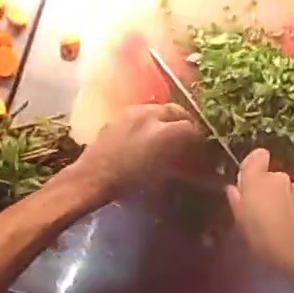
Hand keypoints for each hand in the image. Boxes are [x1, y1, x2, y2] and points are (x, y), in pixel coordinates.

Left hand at [60, 103, 204, 202]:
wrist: (91, 178)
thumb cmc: (128, 184)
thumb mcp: (161, 176)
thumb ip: (182, 165)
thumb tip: (200, 166)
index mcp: (165, 132)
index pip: (192, 129)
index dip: (200, 140)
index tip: (202, 149)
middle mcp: (150, 115)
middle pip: (178, 112)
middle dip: (186, 123)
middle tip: (188, 138)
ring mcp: (132, 112)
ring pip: (159, 109)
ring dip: (168, 119)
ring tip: (168, 134)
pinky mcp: (118, 116)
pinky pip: (141, 113)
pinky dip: (150, 121)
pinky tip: (146, 135)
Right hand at [226, 148, 293, 277]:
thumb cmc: (263, 239)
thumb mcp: (241, 224)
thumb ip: (237, 201)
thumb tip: (234, 188)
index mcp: (257, 181)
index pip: (257, 156)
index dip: (254, 164)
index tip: (249, 181)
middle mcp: (280, 178)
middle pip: (270, 177)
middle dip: (266, 189)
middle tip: (261, 211)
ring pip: (285, 188)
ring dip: (281, 199)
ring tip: (279, 221)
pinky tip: (293, 225)